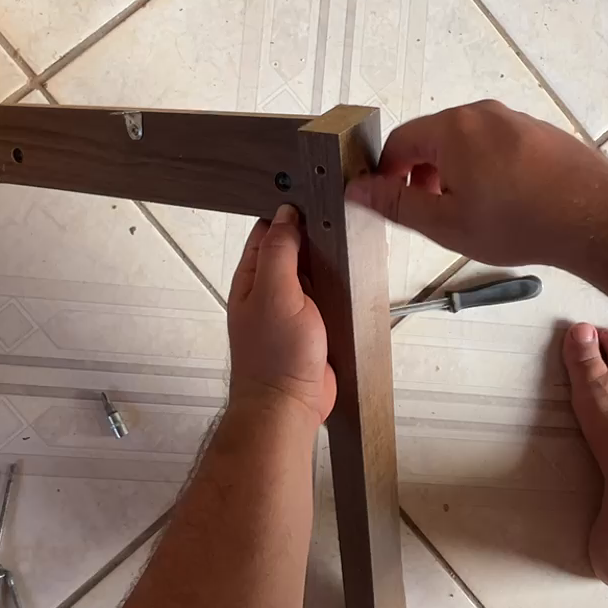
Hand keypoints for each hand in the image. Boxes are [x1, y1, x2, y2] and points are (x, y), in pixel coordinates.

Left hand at [227, 205, 336, 426]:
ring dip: (331, 262)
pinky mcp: (314, 325)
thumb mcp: (275, 293)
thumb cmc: (274, 358)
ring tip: (353, 244)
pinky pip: (327, 296)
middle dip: (315, 236)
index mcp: (252, 277)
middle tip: (341, 221)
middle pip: (295, 248)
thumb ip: (279, 251)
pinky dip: (340, 286)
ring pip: (314, 271)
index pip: (269, 230)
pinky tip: (356, 277)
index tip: (316, 200)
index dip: (290, 213)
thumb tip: (285, 213)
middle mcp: (270, 289)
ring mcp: (293, 307)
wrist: (289, 407)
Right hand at [346, 100, 607, 267]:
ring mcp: (516, 119)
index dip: (385, 173)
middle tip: (430, 212)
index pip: (398, 141)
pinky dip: (486, 168)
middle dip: (421, 174)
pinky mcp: (541, 132)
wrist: (596, 220)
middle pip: (433, 138)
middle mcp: (482, 113)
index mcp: (452, 128)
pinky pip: (497, 144)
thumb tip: (356, 189)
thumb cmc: (516, 223)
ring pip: (467, 141)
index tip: (390, 202)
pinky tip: (504, 202)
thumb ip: (395, 203)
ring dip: (454, 172)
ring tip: (468, 211)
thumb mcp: (444, 223)